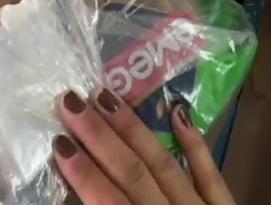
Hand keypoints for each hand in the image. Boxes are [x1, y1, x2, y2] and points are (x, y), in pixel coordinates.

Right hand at [51, 88, 234, 204]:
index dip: (84, 175)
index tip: (59, 141)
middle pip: (134, 175)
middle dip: (100, 137)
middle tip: (70, 99)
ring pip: (165, 166)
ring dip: (133, 130)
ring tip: (105, 95)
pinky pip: (212, 176)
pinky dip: (194, 144)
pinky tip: (177, 111)